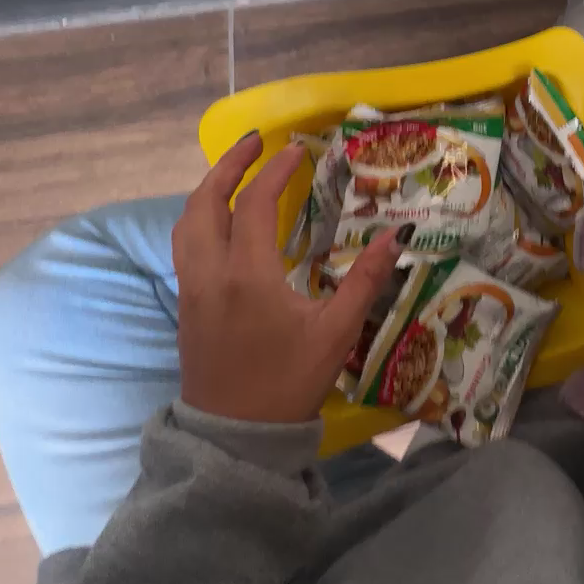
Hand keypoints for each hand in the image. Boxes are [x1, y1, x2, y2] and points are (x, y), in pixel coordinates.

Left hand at [175, 132, 404, 423]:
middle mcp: (209, 275)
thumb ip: (365, 278)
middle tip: (255, 142)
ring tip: (236, 171)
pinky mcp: (187, 307)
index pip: (253, 205)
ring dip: (208, 190)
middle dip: (227, 166)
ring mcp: (192, 291)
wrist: (234, 441)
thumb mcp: (336, 330)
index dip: (275, 171)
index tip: (299, 149)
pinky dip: (202, 217)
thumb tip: (398, 233)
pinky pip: (186, 246)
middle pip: (203, 205)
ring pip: (185, 225)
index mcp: (246, 276)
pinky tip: (226, 221)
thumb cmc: (288, 382)